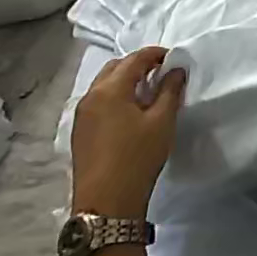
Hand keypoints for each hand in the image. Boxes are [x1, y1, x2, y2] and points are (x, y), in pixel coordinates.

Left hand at [69, 46, 185, 218]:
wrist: (107, 201)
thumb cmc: (138, 156)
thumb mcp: (162, 121)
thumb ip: (170, 91)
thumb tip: (175, 70)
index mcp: (110, 90)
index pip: (134, 60)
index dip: (156, 54)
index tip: (174, 58)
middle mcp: (90, 96)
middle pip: (115, 68)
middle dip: (138, 65)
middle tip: (162, 73)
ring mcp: (81, 115)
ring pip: (104, 85)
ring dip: (125, 81)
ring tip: (148, 92)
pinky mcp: (80, 131)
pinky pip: (99, 101)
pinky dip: (116, 96)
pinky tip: (131, 112)